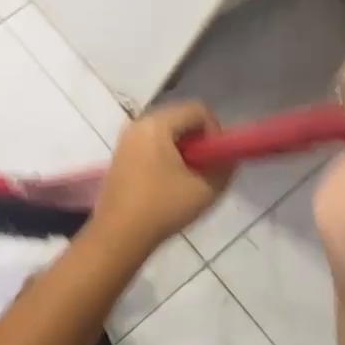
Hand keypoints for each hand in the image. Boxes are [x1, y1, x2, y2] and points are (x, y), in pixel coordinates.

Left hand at [88, 102, 234, 248]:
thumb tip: (227, 157)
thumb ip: (224, 166)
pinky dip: (165, 157)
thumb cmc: (162, 208)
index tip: (216, 159)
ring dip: (182, 150)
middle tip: (205, 169)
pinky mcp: (120, 156)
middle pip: (180, 119)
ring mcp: (125, 140)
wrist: (118, 234)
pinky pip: (150, 145)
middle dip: (198, 141)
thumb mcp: (206, 188)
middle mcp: (138, 124)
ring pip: (165, 133)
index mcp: (157, 124)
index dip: (215, 131)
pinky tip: (168, 185)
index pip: (197, 110)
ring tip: (187, 180)